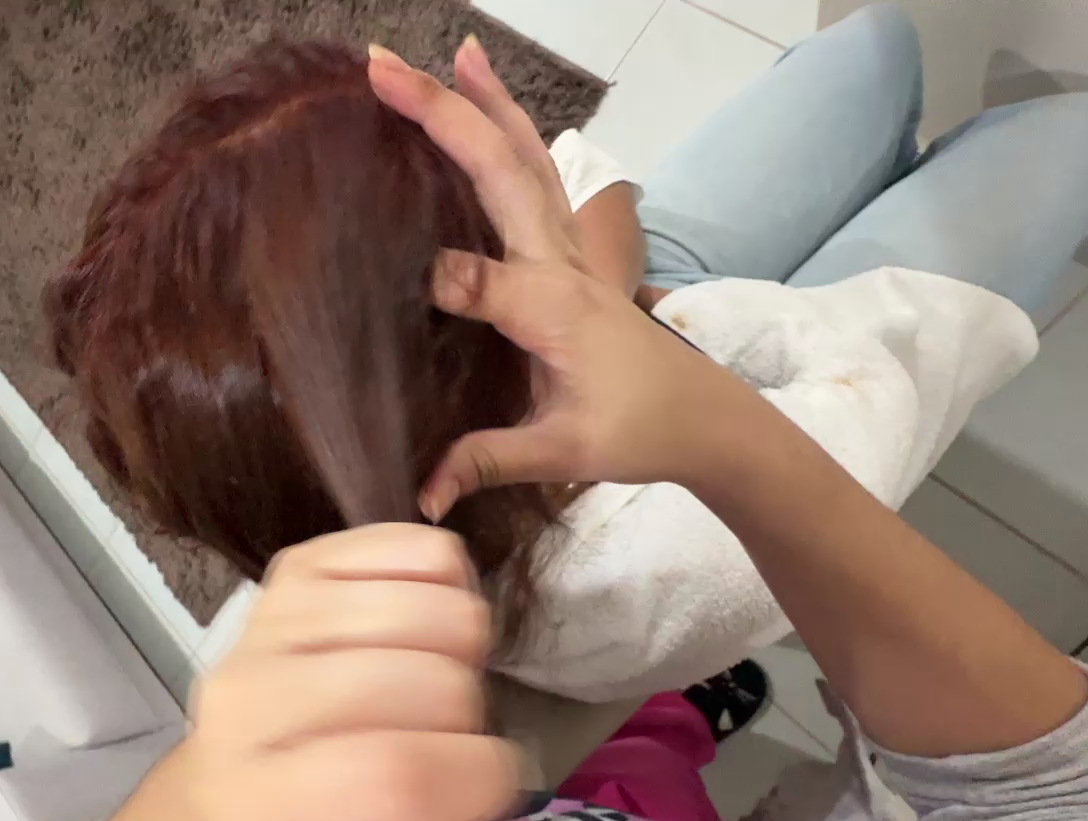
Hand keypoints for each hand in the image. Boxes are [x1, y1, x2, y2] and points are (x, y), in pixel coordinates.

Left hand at [183, 523, 524, 820]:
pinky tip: (421, 625)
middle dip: (468, 720)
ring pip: (442, 614)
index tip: (497, 780)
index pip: (390, 775)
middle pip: (432, 687)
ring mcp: (278, 612)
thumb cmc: (306, 804)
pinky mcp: (305, 560)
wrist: (234, 737)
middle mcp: (251, 692)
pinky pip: (431, 553)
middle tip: (445, 732)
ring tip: (431, 675)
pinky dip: (452, 589)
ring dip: (463, 654)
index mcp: (255, 795)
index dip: (474, 778)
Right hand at [368, 44, 744, 518]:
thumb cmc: (638, 433)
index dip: (445, 283)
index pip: (484, 279)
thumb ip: (487, 463)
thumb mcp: (561, 453)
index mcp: (555, 311)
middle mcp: (563, 267)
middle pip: (504, 174)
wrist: (705, 418)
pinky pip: (542, 185)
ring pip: (529, 164)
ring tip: (452, 55)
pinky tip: (496, 116)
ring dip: (489, 107)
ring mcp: (573, 256)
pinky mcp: (577, 260)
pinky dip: (515, 141)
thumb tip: (421, 499)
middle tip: (383, 70)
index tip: (406, 296)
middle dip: (444, 117)